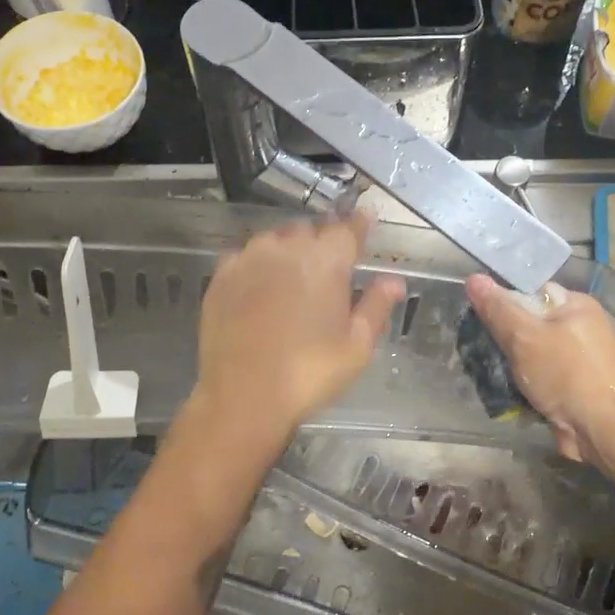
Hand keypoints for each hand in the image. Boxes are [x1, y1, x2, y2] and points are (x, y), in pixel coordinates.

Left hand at [191, 215, 406, 440]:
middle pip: (309, 229)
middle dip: (322, 239)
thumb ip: (376, 307)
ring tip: (294, 271)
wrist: (243, 394)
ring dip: (289, 248)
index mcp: (326, 260)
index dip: (359, 224)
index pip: (348, 229)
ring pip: (275, 239)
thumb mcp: (357, 346)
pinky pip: (245, 256)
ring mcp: (249, 259)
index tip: (366, 219)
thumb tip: (394, 281)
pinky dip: (258, 263)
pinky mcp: (221, 277)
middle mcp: (286, 248)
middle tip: (329, 261)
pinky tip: (261, 282)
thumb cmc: (310, 372)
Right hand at [465, 273, 614, 463]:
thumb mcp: (525, 337)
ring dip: (510, 363)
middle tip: (479, 346)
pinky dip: (523, 382)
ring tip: (487, 370)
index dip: (503, 300)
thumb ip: (499, 309)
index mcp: (575, 305)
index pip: (531, 290)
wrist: (601, 428)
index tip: (479, 315)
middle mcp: (579, 327)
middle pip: (529, 322)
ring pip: (531, 352)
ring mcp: (577, 359)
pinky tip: (506, 389)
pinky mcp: (571, 385)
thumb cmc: (566, 374)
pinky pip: (539, 375)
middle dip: (504, 336)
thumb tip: (474, 279)